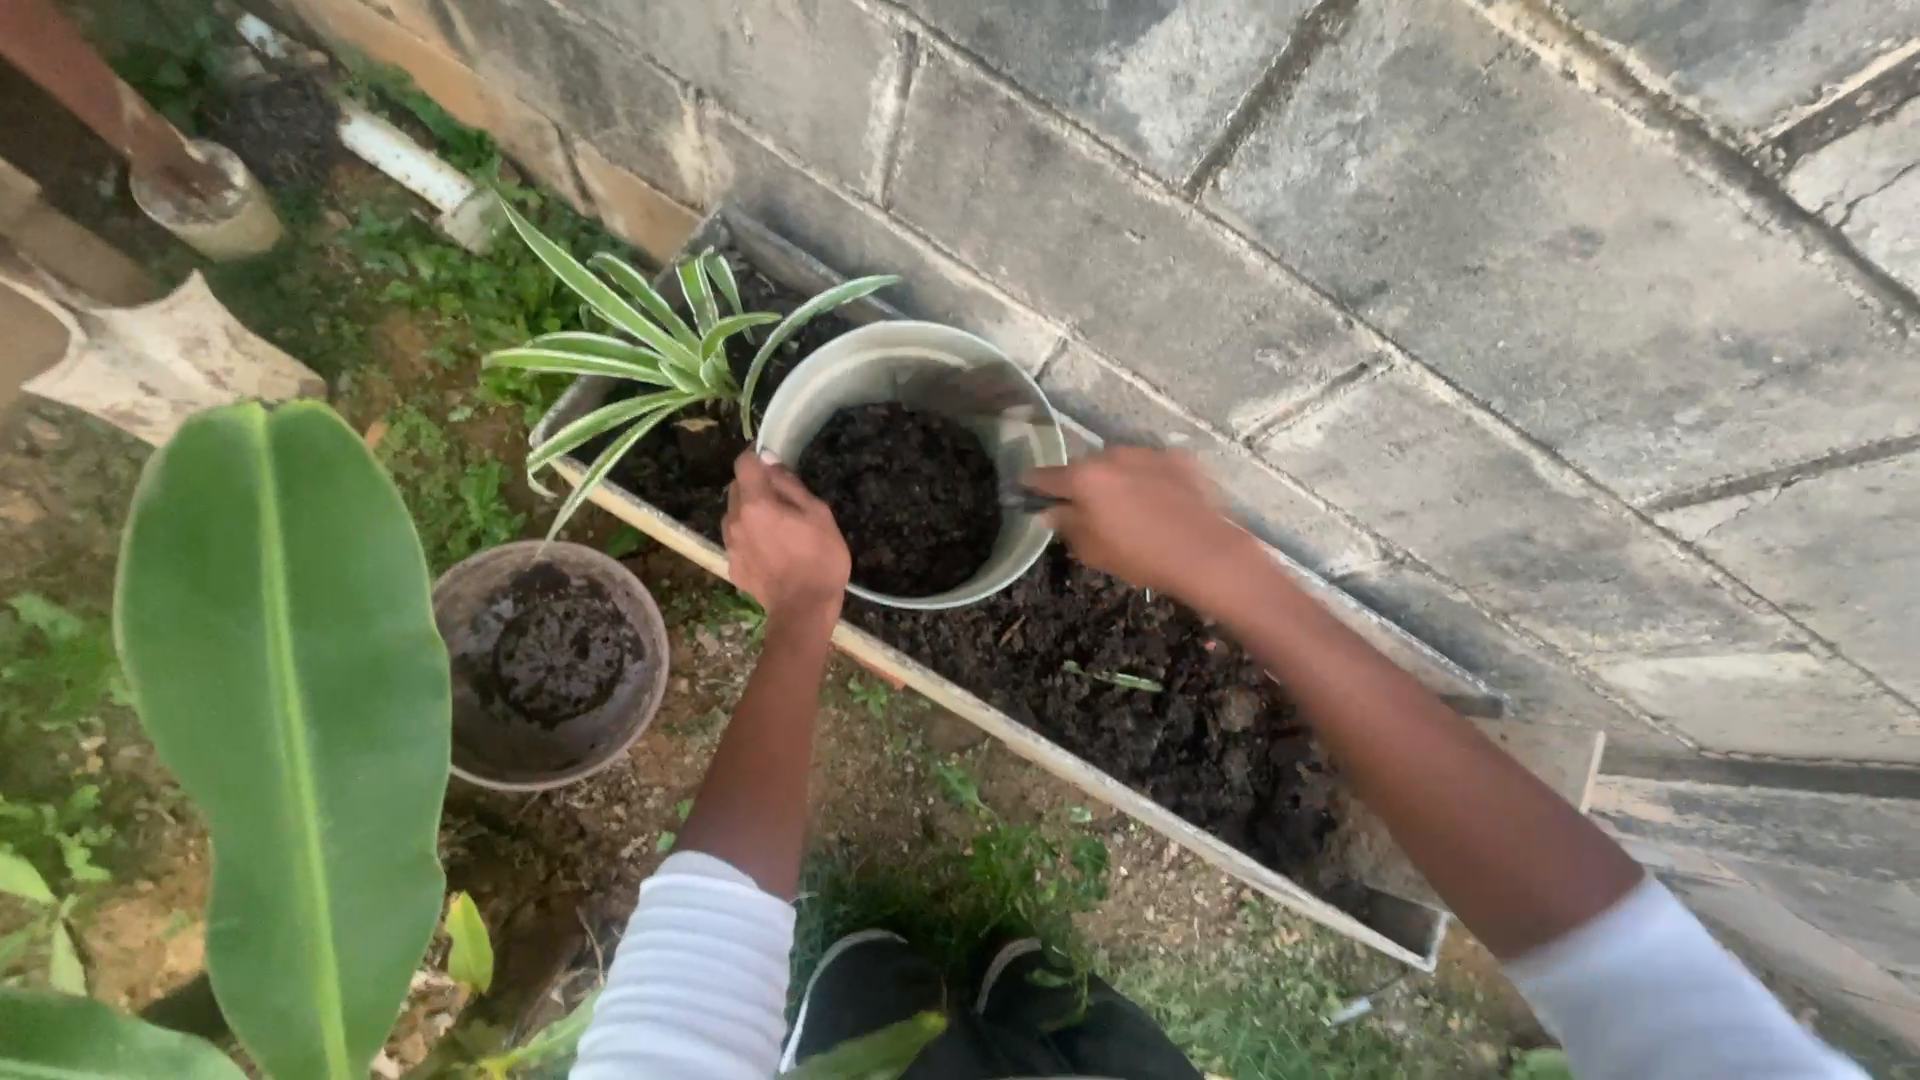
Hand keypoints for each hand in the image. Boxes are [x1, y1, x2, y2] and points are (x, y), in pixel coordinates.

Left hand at [723, 450, 850, 623]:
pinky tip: (772, 552)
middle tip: (782, 498)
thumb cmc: (820, 559)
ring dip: (750, 512)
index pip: (744, 463)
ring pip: (734, 515)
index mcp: (756, 503)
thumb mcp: (819, 514)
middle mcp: (735, 520)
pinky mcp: (733, 566)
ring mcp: (730, 545)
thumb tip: (771, 463)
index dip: (756, 456)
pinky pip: (738, 540)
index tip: (771, 459)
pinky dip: (750, 537)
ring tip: (777, 527)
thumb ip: (791, 485)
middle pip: (736, 488)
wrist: (803, 610)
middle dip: (754, 485)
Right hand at [1023, 447, 1260, 609]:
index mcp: (1084, 478)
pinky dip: (1149, 479)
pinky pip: (1151, 466)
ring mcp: (1148, 453)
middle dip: (1082, 485)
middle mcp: (1112, 455)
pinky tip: (1160, 503)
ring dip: (1117, 480)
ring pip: (1119, 463)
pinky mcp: (1179, 458)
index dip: (1031, 485)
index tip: (1025, 491)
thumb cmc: (1141, 557)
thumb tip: (1051, 511)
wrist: (1206, 553)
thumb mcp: (1092, 550)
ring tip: (1131, 509)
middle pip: (1084, 468)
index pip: (1044, 476)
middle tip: (1089, 511)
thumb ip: (1065, 525)